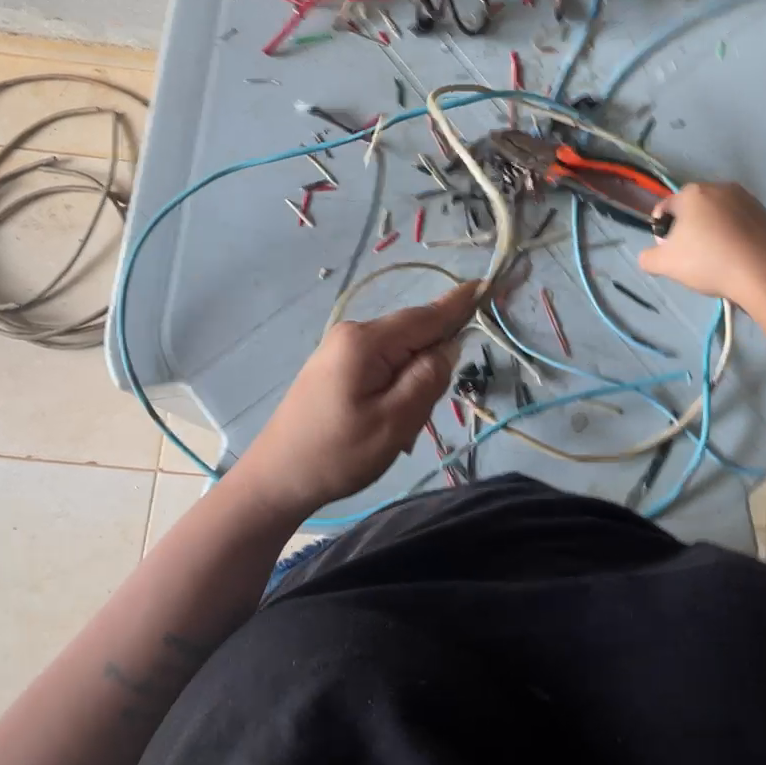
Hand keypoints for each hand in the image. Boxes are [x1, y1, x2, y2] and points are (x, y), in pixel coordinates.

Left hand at [232, 282, 478, 517]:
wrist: (275, 480)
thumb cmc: (335, 455)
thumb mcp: (393, 423)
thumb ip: (428, 379)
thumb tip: (450, 344)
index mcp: (366, 341)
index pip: (426, 315)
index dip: (461, 304)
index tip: (490, 285)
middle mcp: (353, 334)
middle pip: (415, 337)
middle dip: (430, 370)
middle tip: (414, 421)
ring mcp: (342, 349)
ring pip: (401, 356)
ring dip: (411, 388)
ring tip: (395, 432)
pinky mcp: (337, 367)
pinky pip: (383, 367)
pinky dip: (395, 392)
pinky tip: (383, 424)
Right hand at [639, 182, 765, 306]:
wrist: (764, 275)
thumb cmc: (709, 263)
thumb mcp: (666, 265)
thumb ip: (648, 258)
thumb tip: (649, 256)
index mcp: (692, 193)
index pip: (665, 208)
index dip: (661, 230)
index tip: (668, 251)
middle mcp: (720, 188)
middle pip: (693, 209)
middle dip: (689, 229)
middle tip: (691, 256)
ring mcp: (747, 199)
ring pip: (718, 215)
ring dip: (712, 231)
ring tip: (717, 258)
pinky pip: (741, 222)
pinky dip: (734, 235)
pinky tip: (737, 256)